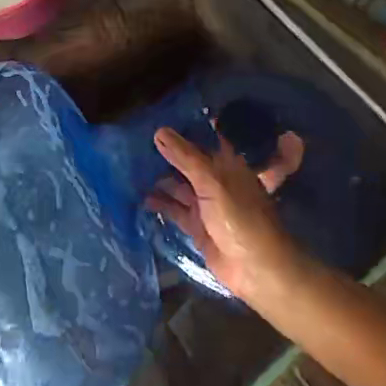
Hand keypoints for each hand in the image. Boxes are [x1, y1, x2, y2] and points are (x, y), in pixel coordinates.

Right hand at [145, 126, 307, 301]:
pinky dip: (160, 204)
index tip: (158, 117)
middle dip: (167, 154)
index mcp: (228, 165)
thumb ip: (186, 158)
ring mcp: (206, 204)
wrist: (254, 268)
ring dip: (160, 179)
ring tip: (131, 168)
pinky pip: (175, 210)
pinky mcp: (197, 226)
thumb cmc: (239, 218)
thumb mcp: (212, 182)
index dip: (185, 129)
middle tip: (134, 141)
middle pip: (189, 163)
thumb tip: (160, 131)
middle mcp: (217, 181)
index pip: (205, 139)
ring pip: (179, 186)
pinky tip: (141, 197)